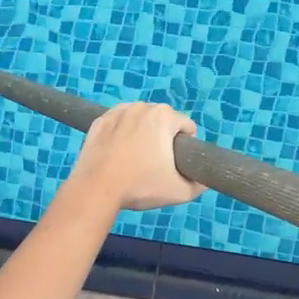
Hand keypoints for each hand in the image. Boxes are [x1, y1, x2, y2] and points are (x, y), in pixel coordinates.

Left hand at [65, 102, 206, 211]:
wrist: (95, 189)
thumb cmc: (140, 187)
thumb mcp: (180, 191)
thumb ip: (200, 183)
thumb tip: (203, 181)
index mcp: (164, 116)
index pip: (186, 126)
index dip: (186, 145)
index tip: (174, 163)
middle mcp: (141, 107)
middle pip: (162, 120)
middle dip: (162, 138)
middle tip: (153, 163)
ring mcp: (116, 112)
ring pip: (138, 120)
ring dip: (141, 133)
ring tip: (134, 159)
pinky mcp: (98, 121)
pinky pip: (118, 124)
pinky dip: (120, 134)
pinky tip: (117, 153)